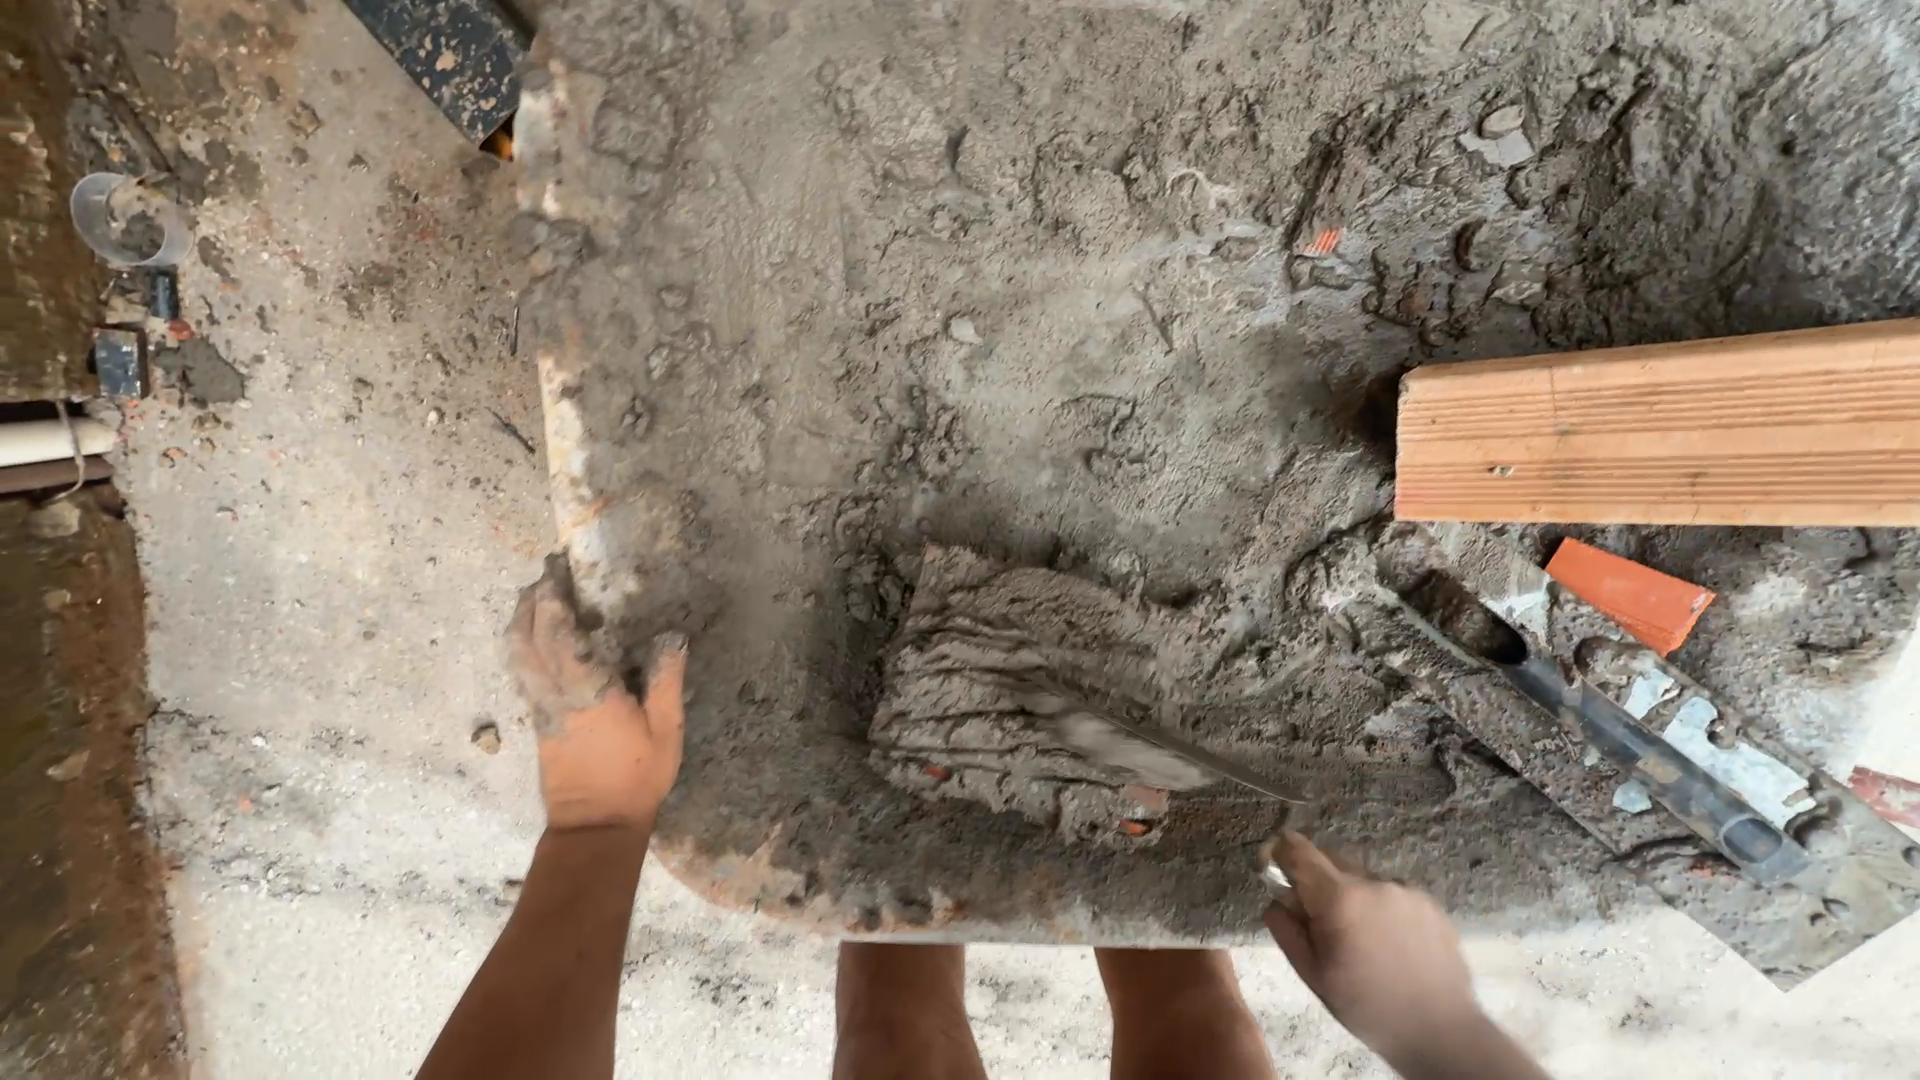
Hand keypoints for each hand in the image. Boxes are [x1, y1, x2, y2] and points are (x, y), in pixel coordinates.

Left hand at [506, 556, 688, 829]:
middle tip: (543, 575)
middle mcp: (553, 695)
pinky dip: (524, 646)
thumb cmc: (637, 776)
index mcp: (585, 692)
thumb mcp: (665, 728)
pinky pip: (523, 672)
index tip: (556, 571)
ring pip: (517, 657)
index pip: (558, 636)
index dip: (553, 600)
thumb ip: (666, 680)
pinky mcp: (539, 723)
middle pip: (525, 640)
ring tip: (533, 598)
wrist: (596, 826)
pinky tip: (538, 640)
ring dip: (520, 623)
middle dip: (529, 603)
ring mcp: (540, 710)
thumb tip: (671, 636)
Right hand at [1262, 831, 1480, 1058]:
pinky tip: (1390, 940)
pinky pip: (1389, 890)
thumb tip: (1276, 898)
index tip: (1276, 871)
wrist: (1444, 1034)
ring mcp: (1404, 889)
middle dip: (1317, 880)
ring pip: (1360, 875)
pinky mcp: (1429, 901)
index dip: (1281, 853)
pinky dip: (1380, 905)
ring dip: (1350, 893)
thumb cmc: (1368, 1007)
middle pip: (1328, 859)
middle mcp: (1372, 881)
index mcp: (1338, 897)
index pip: (1297, 848)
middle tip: (1322, 920)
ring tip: (1362, 936)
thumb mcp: (1312, 974)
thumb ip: (1285, 927)